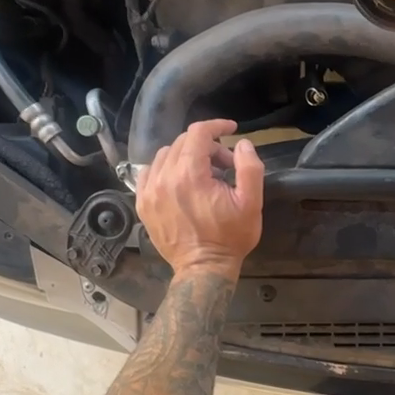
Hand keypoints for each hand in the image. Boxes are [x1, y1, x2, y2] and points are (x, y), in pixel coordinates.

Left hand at [136, 119, 263, 278]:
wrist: (203, 269)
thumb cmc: (230, 237)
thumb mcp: (251, 203)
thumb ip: (249, 167)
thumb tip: (242, 144)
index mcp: (191, 175)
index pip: (198, 133)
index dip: (217, 126)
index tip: (231, 130)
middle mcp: (165, 178)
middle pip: (183, 142)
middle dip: (207, 146)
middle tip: (225, 164)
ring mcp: (149, 191)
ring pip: (165, 155)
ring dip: (186, 155)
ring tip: (204, 174)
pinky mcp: (143, 204)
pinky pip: (149, 172)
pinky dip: (165, 168)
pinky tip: (180, 181)